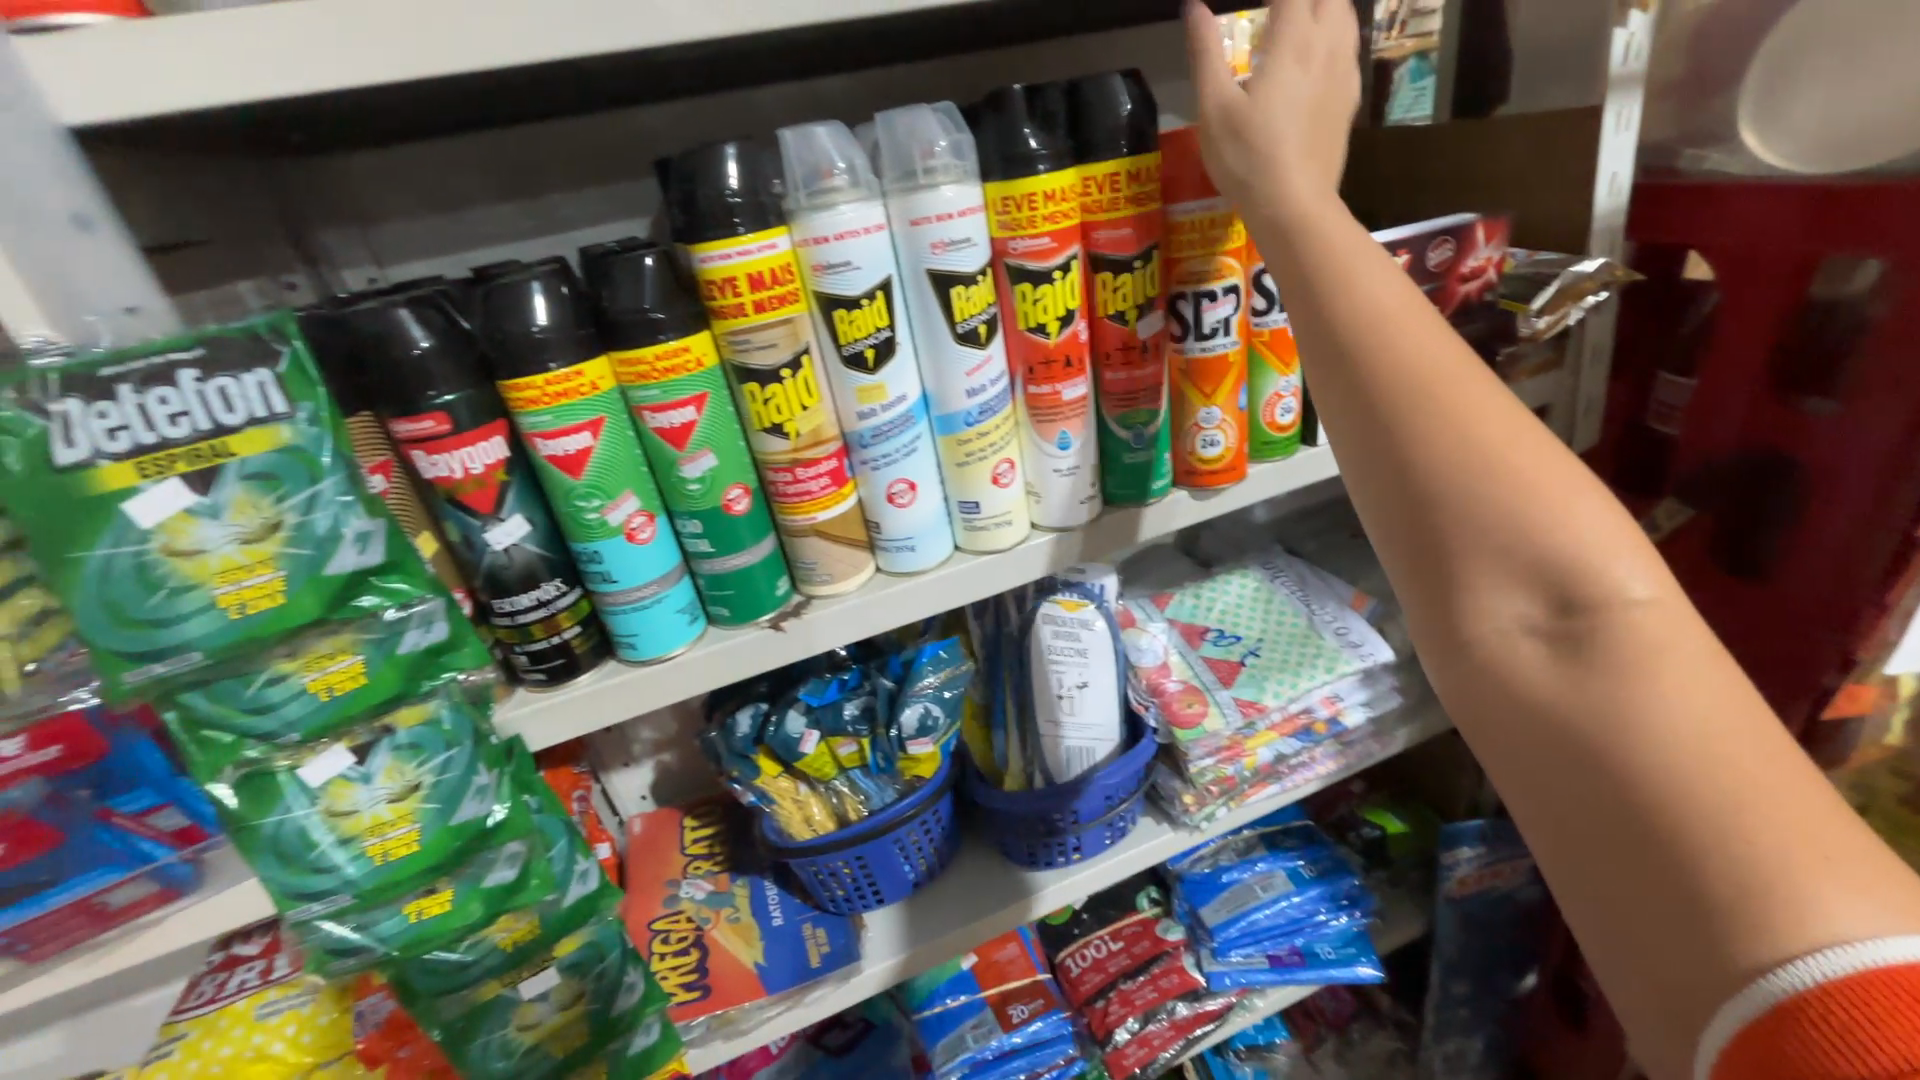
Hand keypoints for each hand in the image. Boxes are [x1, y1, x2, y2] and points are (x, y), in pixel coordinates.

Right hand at [1182, 0, 1361, 221]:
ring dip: (1323, 6)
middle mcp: (1326, 44)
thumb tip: (1194, 8)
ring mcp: (1344, 71)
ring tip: (1296, 19)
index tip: (1253, 4)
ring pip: (1345, 14)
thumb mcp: (1214, 108)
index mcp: (1292, 39)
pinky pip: (1349, 47)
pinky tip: (1317, 53)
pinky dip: (1335, 33)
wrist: (1294, 204)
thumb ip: (1205, 52)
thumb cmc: (1247, 157)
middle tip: (1273, 10)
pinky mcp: (1349, 98)